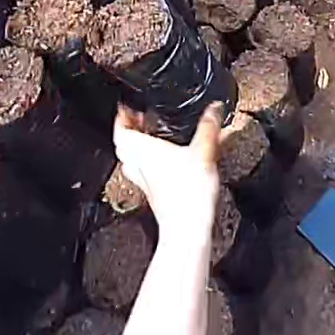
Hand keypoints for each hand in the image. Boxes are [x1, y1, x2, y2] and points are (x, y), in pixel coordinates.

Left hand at [113, 102, 222, 246]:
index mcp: (142, 150)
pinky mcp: (155, 194)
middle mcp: (139, 165)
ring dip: (138, 149)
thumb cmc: (188, 194)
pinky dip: (152, 165)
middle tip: (141, 120)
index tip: (127, 106)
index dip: (122, 115)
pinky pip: (146, 174)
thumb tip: (215, 108)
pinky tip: (168, 164)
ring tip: (153, 139)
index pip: (120, 129)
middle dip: (131, 131)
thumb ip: (209, 126)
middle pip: (124, 145)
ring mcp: (145, 182)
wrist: (188, 229)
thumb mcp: (204, 149)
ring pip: (132, 161)